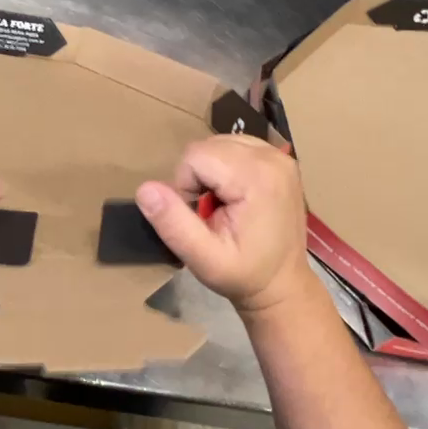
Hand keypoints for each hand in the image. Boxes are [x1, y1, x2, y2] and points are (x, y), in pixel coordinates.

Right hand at [135, 134, 321, 318]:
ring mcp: (280, 156)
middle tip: (211, 213)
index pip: (195, 156)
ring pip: (219, 144)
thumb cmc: (244, 274)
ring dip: (210, 171)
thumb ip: (173, 222)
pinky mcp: (281, 159)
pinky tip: (235, 195)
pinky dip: (225, 167)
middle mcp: (272, 158)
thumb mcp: (202, 258)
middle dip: (198, 177)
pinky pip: (235, 147)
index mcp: (257, 178)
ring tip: (223, 205)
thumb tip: (144, 189)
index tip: (201, 216)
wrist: (283, 284)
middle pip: (206, 146)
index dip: (185, 186)